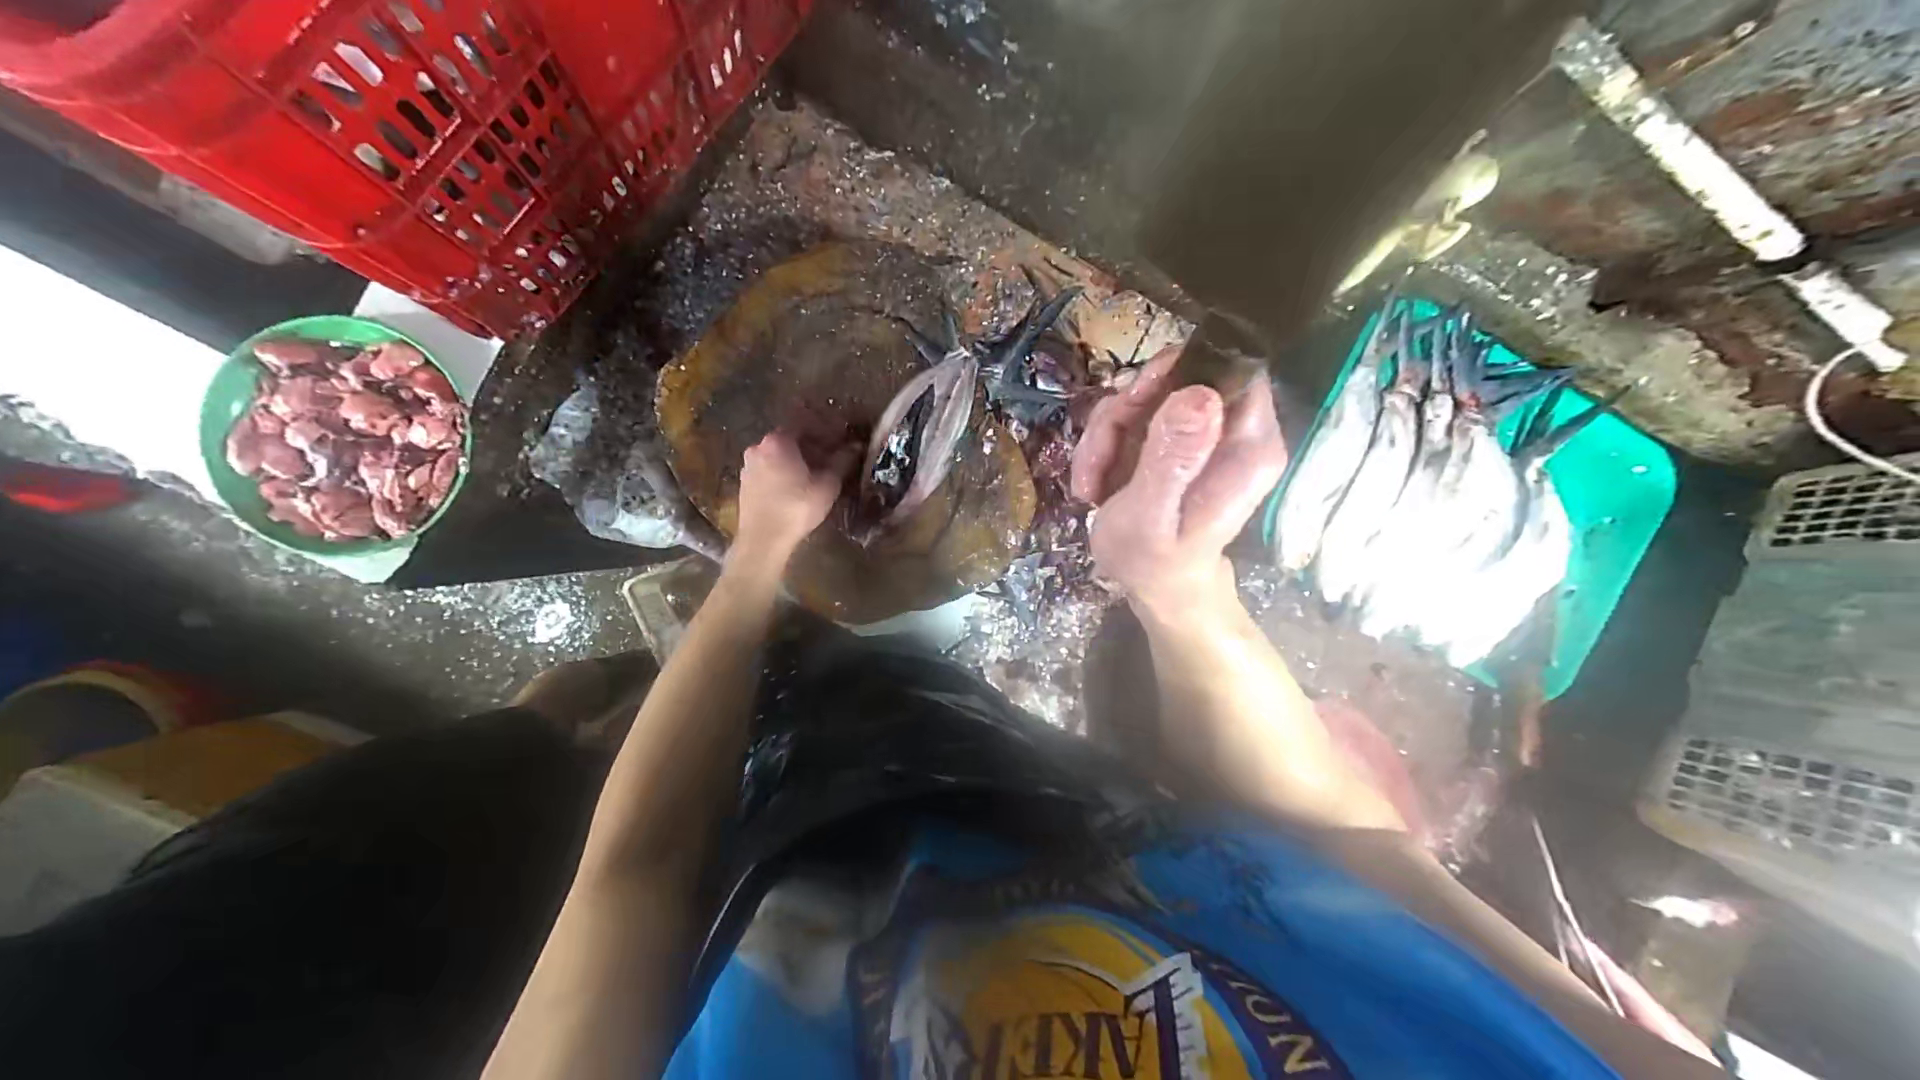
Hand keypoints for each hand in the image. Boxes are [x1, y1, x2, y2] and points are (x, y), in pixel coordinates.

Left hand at [730, 431, 853, 576]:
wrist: (763, 541)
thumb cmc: (797, 508)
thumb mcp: (827, 485)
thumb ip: (841, 462)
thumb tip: (855, 447)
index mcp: (778, 441)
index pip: (806, 425)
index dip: (826, 431)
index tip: (841, 441)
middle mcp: (758, 447)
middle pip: (790, 440)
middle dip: (812, 447)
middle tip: (831, 459)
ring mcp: (748, 466)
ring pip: (778, 456)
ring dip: (797, 461)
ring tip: (816, 476)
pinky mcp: (744, 484)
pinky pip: (769, 470)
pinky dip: (784, 473)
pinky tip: (797, 488)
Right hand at [1071, 345, 1286, 615]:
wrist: (1156, 587)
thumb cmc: (1153, 562)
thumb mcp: (1152, 515)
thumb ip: (1172, 459)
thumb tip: (1198, 393)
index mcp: (1250, 447)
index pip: (1230, 369)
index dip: (1179, 371)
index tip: (1134, 400)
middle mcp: (1236, 431)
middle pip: (1180, 376)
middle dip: (1127, 409)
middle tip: (1099, 454)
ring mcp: (1204, 432)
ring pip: (1148, 395)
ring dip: (1107, 433)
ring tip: (1092, 482)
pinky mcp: (1178, 437)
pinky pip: (1136, 415)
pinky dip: (1106, 445)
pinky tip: (1096, 482)